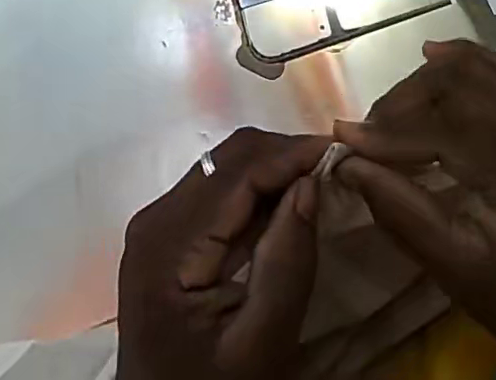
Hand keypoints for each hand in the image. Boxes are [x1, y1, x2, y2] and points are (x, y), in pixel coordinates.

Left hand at [117, 127, 330, 379]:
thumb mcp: (259, 346)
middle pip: (225, 160)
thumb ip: (286, 264)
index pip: (235, 172)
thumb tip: (309, 183)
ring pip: (222, 169)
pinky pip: (216, 193)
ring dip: (270, 167)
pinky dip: (255, 189)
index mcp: (169, 241)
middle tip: (333, 163)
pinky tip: (286, 200)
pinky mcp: (168, 234)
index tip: (338, 149)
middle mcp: (156, 217)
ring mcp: (159, 223)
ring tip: (317, 176)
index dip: (288, 153)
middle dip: (281, 154)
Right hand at [332, 41, 495, 376]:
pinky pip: (492, 70)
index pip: (446, 128)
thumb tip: (346, 162)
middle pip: (454, 86)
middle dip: (400, 106)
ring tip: (387, 117)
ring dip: (419, 86)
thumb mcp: (456, 268)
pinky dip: (457, 60)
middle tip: (366, 137)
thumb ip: (400, 210)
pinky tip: (430, 56)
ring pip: (468, 71)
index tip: (345, 141)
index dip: (390, 132)